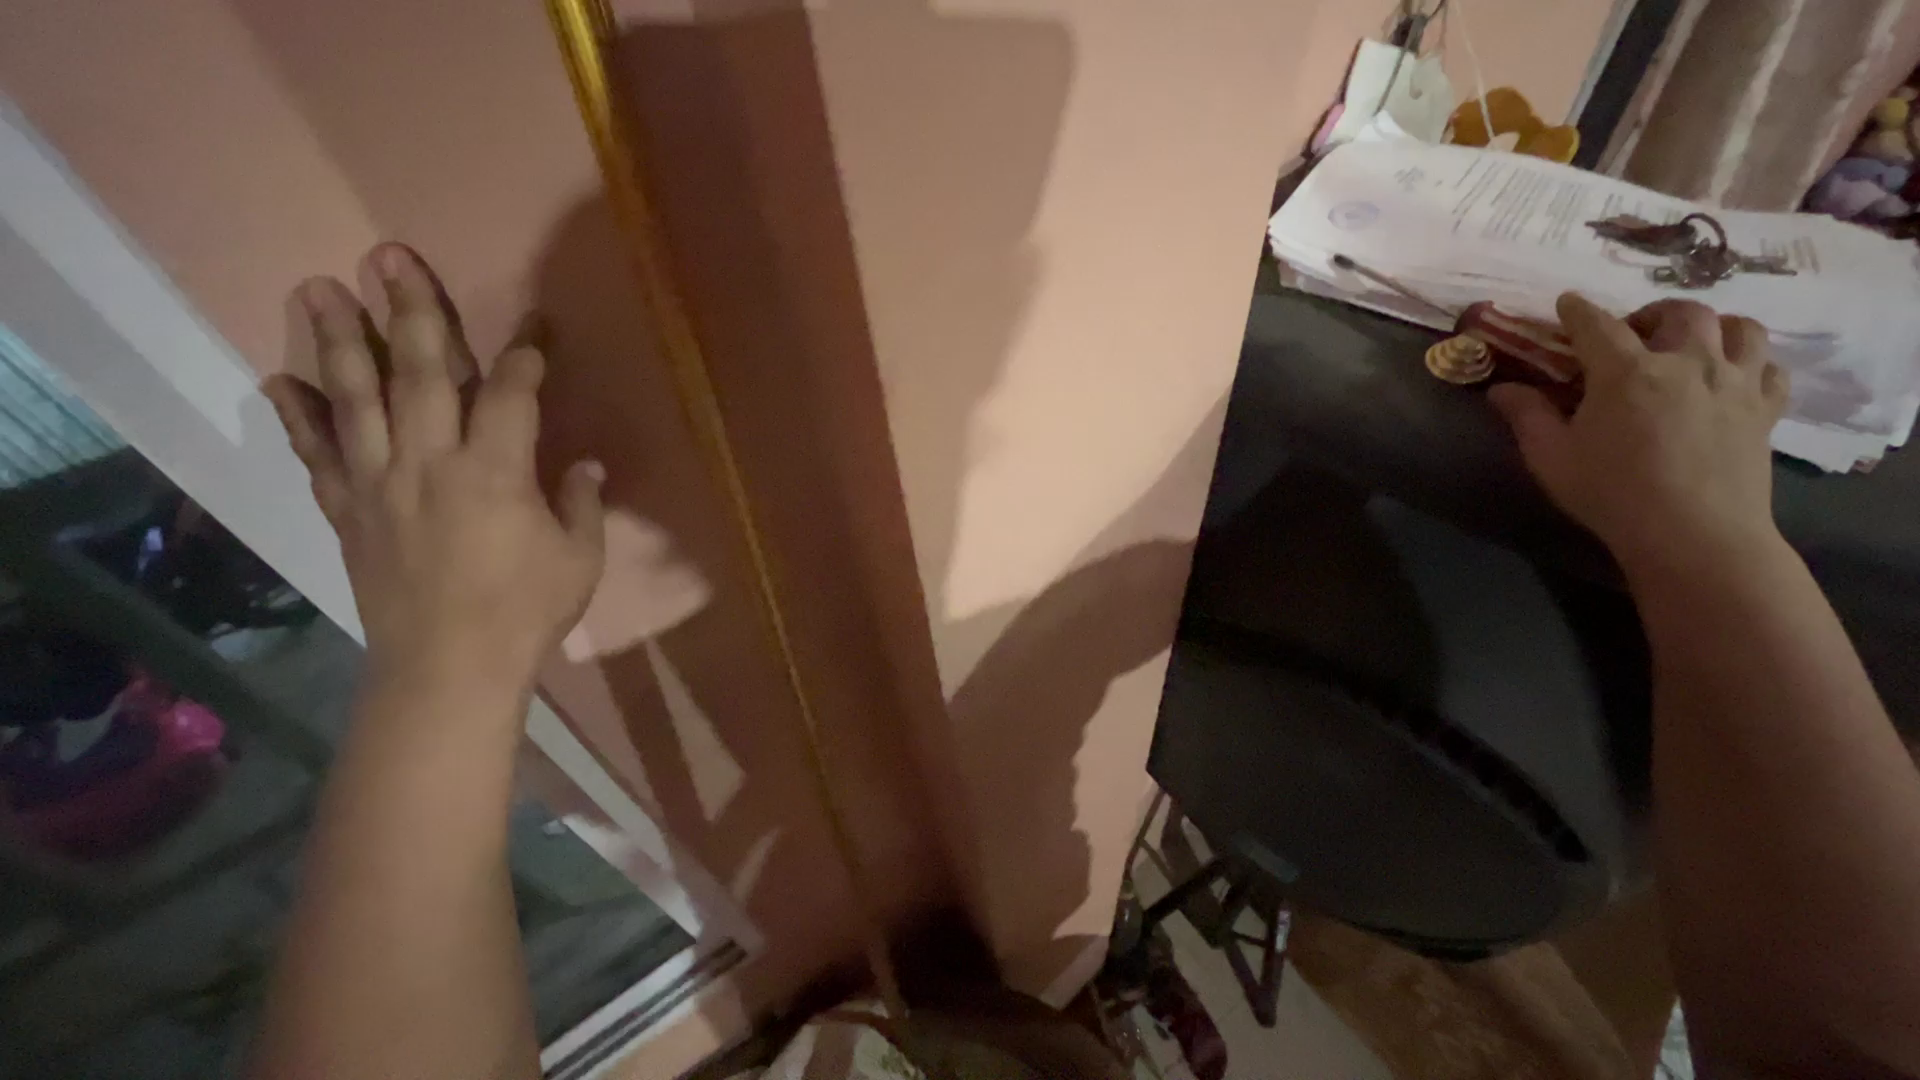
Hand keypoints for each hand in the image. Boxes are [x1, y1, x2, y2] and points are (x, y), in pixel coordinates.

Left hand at [262, 243, 604, 691]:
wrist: (449, 667)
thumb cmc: (525, 611)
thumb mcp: (579, 558)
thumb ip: (581, 503)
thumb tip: (583, 465)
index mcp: (497, 471)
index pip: (511, 392)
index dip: (526, 354)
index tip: (535, 326)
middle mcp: (431, 462)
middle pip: (421, 372)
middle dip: (411, 311)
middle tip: (388, 257)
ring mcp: (380, 483)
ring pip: (356, 399)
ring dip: (338, 341)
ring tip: (320, 288)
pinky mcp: (348, 511)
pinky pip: (317, 455)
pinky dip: (298, 417)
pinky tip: (280, 380)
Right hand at [1488, 293, 1789, 577]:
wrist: (1693, 533)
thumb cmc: (1610, 493)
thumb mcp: (1550, 456)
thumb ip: (1526, 416)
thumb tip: (1501, 389)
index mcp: (1626, 372)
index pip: (1597, 325)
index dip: (1578, 310)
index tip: (1567, 303)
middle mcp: (1687, 363)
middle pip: (1681, 312)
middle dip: (1651, 313)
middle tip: (1632, 333)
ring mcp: (1735, 382)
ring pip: (1738, 327)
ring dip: (1711, 327)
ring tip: (1689, 345)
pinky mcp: (1766, 408)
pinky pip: (1769, 366)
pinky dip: (1749, 361)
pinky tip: (1729, 377)